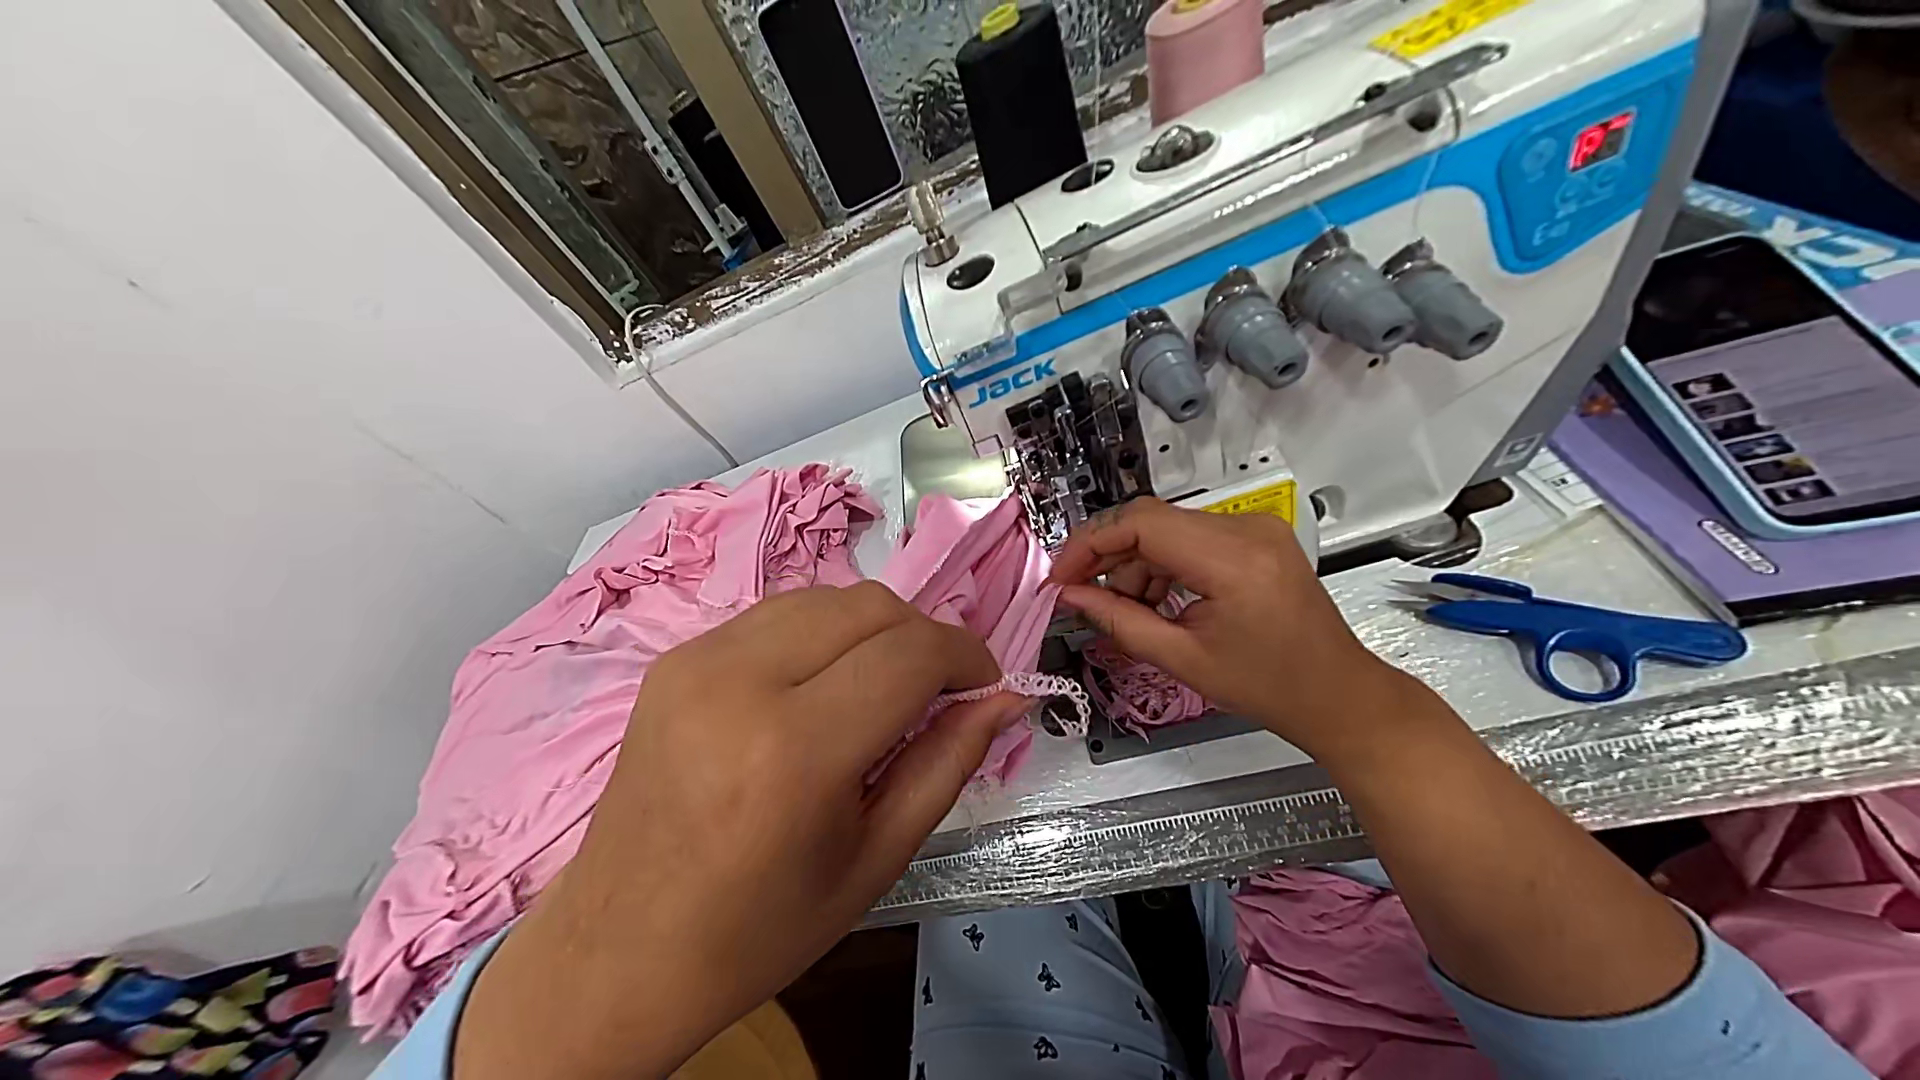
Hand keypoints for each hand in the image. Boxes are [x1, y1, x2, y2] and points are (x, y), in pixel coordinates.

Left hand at [454, 582, 1028, 1079]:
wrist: (618, 951)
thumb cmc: (759, 928)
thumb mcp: (877, 857)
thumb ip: (949, 761)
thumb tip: (1006, 696)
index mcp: (794, 751)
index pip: (911, 654)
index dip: (966, 656)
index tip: (985, 683)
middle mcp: (740, 682)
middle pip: (872, 605)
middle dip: (925, 636)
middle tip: (938, 690)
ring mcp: (698, 660)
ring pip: (827, 597)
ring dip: (876, 629)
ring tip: (882, 686)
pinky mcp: (676, 657)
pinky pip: (779, 614)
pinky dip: (824, 633)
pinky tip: (823, 683)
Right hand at [1055, 501, 1702, 1018]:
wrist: (1341, 696)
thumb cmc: (1264, 687)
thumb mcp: (1181, 659)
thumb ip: (1118, 620)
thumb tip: (1070, 596)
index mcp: (1232, 559)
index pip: (1141, 524)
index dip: (1090, 545)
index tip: (1061, 579)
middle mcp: (1246, 528)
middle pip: (1151, 521)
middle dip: (1109, 557)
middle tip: (1083, 595)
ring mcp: (1256, 528)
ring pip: (1168, 529)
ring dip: (1136, 564)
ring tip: (1125, 609)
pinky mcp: (1258, 537)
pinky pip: (1192, 538)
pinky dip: (1164, 566)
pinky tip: (1157, 601)